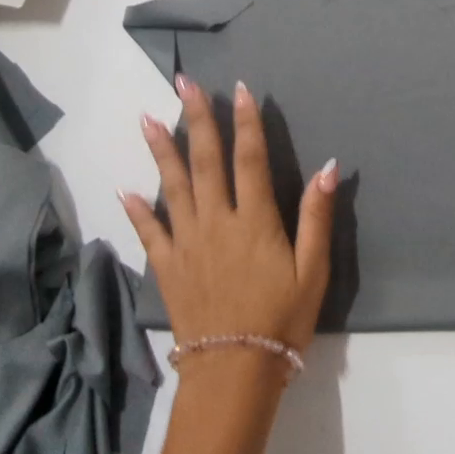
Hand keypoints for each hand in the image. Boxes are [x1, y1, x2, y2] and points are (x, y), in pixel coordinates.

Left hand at [122, 75, 339, 353]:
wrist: (234, 370)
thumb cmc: (281, 317)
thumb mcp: (313, 269)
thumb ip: (317, 216)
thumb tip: (329, 165)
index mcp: (254, 218)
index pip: (249, 158)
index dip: (246, 121)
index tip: (240, 88)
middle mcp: (216, 221)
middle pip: (205, 160)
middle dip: (197, 118)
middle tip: (184, 83)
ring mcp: (187, 242)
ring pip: (172, 186)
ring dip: (161, 149)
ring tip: (148, 117)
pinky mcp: (167, 266)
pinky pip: (148, 231)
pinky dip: (136, 209)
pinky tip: (125, 188)